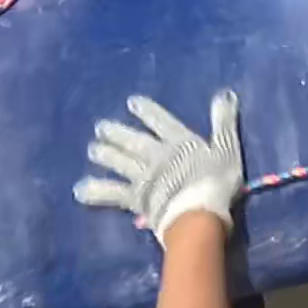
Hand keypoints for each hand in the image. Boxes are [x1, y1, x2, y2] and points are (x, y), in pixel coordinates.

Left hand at [74, 91, 243, 241]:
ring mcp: (144, 177)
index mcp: (179, 142)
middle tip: (101, 127)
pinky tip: (80, 190)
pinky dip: (97, 191)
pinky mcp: (136, 199)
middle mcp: (157, 155)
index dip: (147, 112)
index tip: (131, 103)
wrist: (198, 214)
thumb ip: (224, 121)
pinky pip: (112, 193)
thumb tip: (225, 93)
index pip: (161, 122)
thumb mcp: (226, 147)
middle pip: (134, 142)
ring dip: (106, 155)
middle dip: (118, 133)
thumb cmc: (217, 181)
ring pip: (120, 163)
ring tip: (92, 149)